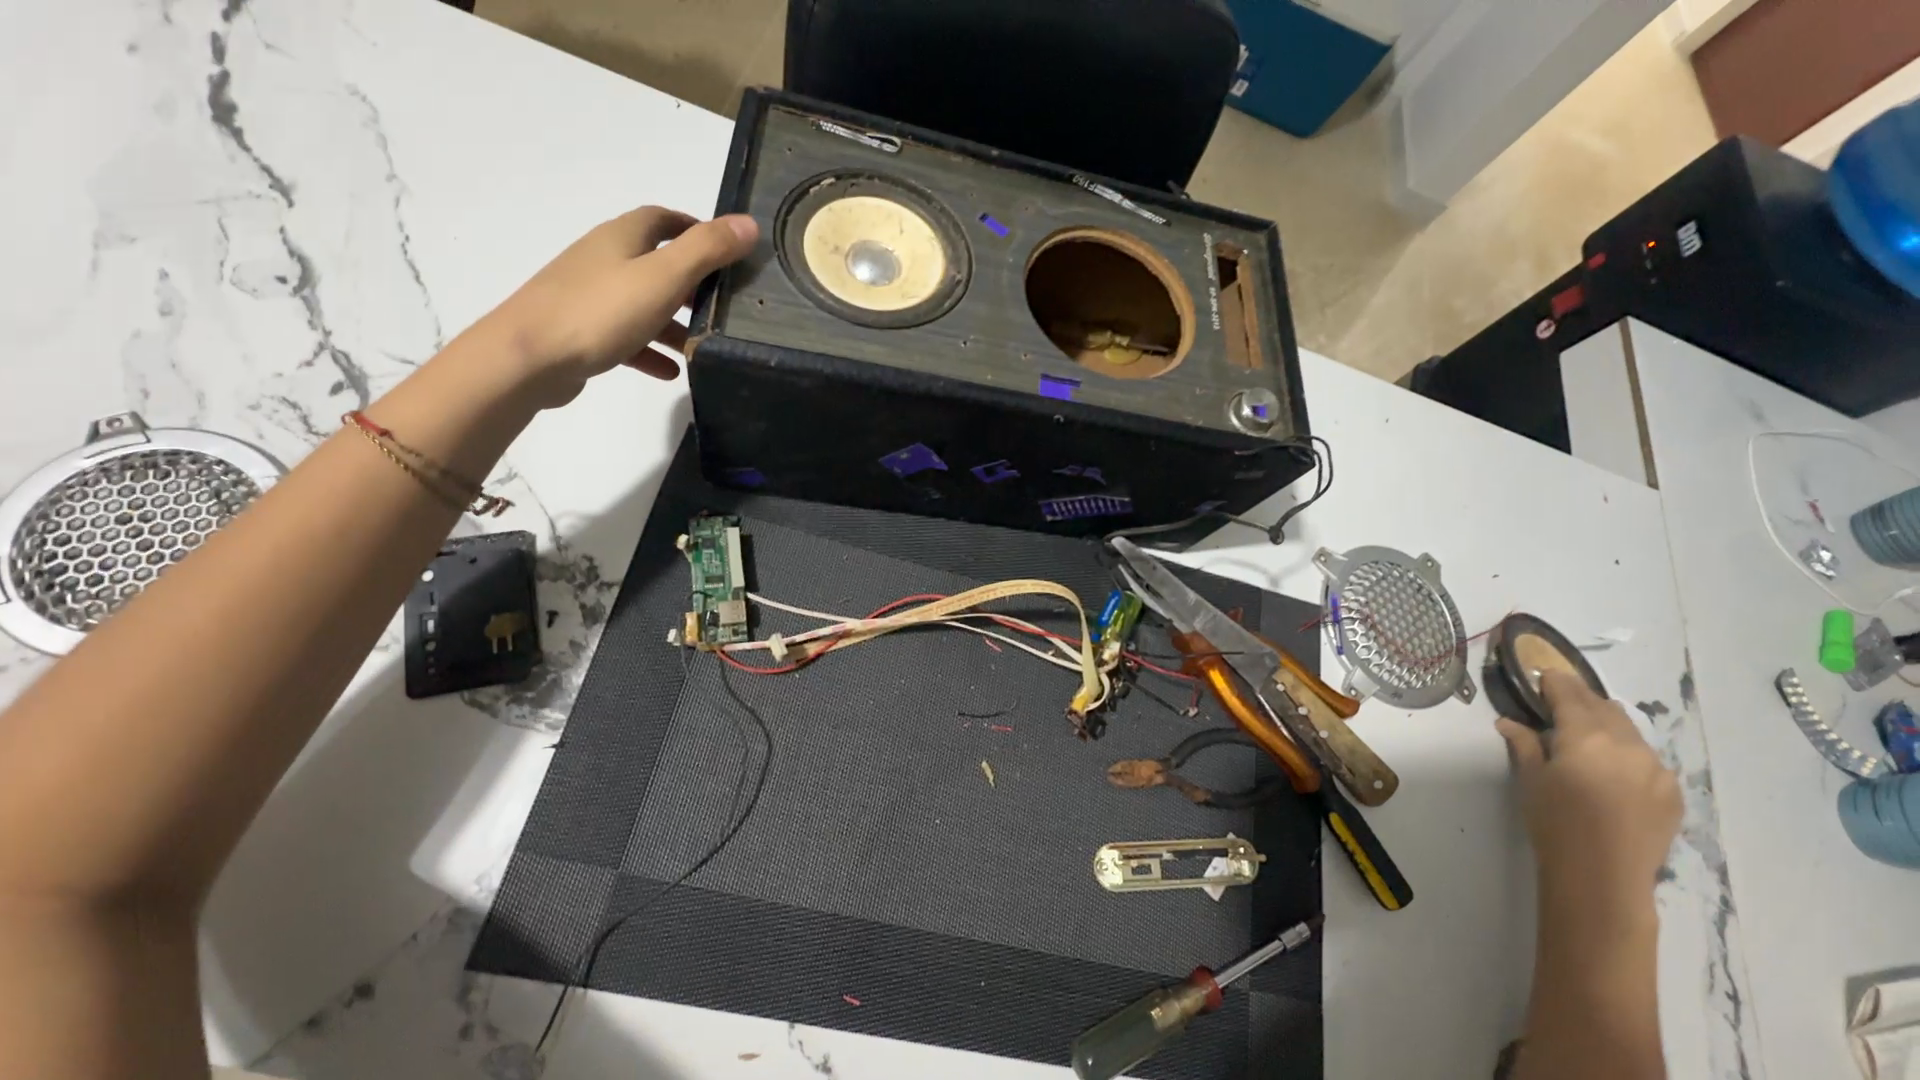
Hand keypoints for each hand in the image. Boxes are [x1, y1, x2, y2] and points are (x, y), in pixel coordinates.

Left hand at [478, 207, 759, 407]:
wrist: (527, 357)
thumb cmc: (600, 311)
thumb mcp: (663, 278)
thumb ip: (707, 250)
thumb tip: (748, 223)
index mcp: (621, 237)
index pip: (663, 219)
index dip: (696, 229)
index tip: (727, 250)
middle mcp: (603, 258)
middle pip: (655, 261)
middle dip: (690, 280)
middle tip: (722, 302)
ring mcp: (588, 295)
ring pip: (642, 302)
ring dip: (672, 320)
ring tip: (701, 343)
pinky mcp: (579, 331)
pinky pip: (625, 335)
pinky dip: (649, 348)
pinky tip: (670, 371)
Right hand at [1497, 672, 1681, 902]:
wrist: (1603, 877)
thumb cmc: (1554, 823)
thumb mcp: (1530, 780)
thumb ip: (1524, 744)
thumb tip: (1510, 723)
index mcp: (1587, 734)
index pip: (1569, 692)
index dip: (1553, 681)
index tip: (1541, 678)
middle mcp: (1627, 742)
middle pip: (1603, 706)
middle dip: (1581, 702)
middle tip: (1560, 710)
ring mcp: (1656, 767)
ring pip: (1629, 732)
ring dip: (1607, 728)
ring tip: (1588, 745)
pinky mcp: (1673, 791)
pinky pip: (1647, 761)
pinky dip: (1627, 757)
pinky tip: (1612, 778)